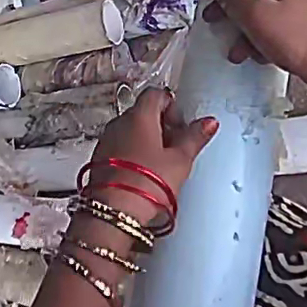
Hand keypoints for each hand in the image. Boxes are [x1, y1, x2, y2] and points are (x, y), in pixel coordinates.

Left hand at [82, 88, 216, 227]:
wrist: (114, 212)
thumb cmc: (146, 184)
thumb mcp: (180, 160)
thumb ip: (194, 137)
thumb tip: (207, 123)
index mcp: (139, 116)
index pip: (156, 94)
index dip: (173, 106)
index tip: (182, 126)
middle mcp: (118, 124)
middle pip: (142, 113)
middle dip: (161, 126)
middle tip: (176, 147)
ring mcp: (106, 141)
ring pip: (130, 131)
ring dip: (146, 141)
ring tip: (161, 165)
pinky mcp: (99, 160)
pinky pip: (119, 148)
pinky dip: (133, 155)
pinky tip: (144, 175)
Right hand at [201, 0, 306, 85]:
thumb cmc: (298, 38)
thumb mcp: (256, 14)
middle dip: (230, 6)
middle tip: (214, 16)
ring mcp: (299, 7)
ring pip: (261, 12)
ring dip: (243, 29)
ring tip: (236, 48)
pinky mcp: (302, 26)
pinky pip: (272, 27)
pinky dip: (259, 38)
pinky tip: (256, 54)